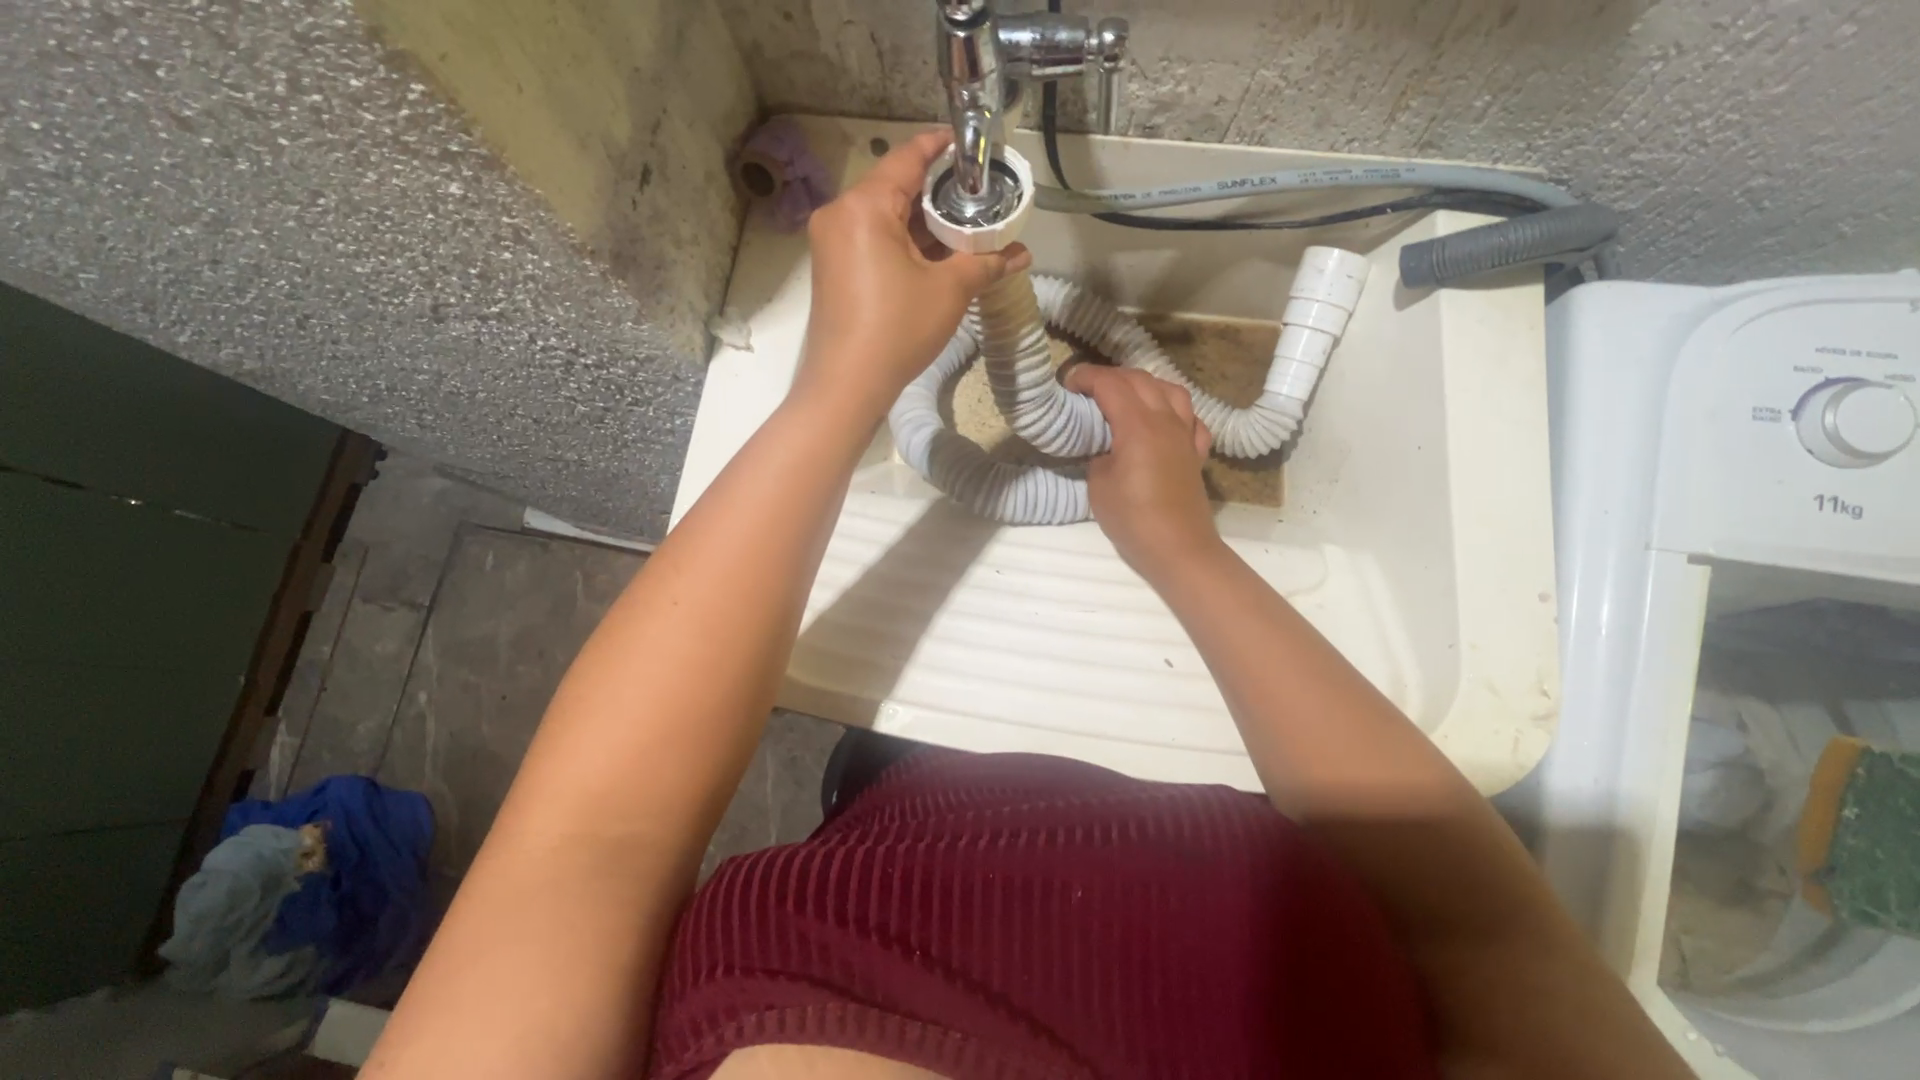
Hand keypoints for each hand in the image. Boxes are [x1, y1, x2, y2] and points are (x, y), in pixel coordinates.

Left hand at [793, 131, 1030, 419]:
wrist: (847, 384)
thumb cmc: (897, 329)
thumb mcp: (949, 291)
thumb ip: (986, 262)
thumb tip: (1023, 254)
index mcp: (864, 206)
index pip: (907, 158)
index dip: (941, 147)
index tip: (972, 145)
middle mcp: (841, 214)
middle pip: (895, 187)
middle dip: (938, 190)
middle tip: (979, 192)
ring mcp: (833, 242)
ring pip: (885, 216)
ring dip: (923, 221)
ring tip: (967, 223)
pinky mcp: (834, 268)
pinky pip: (874, 239)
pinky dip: (905, 241)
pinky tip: (939, 251)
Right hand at [1065, 364, 1222, 579]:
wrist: (1178, 548)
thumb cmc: (1132, 519)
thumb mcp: (1098, 486)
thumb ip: (1098, 456)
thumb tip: (1104, 448)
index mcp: (1137, 425)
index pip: (1110, 384)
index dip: (1086, 377)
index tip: (1067, 383)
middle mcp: (1165, 420)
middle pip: (1140, 380)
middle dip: (1111, 376)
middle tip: (1088, 389)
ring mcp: (1185, 435)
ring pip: (1170, 390)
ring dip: (1145, 384)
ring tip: (1127, 396)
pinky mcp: (1196, 453)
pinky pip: (1190, 417)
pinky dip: (1174, 410)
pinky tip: (1164, 420)